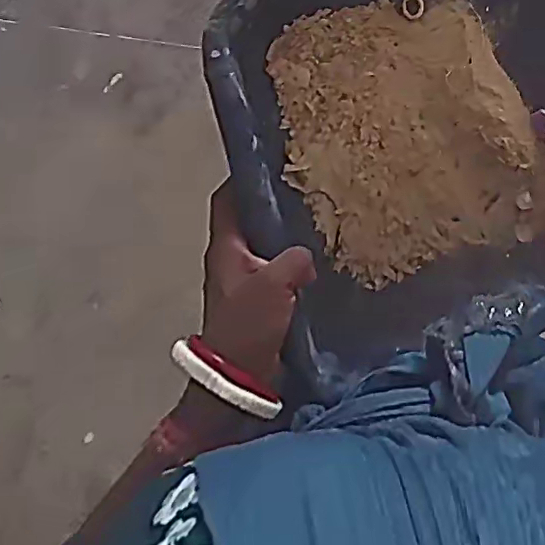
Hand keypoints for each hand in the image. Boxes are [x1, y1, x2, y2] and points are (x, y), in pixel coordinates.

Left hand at [201, 179, 315, 389]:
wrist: (241, 382)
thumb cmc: (248, 326)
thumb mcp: (272, 286)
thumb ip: (294, 260)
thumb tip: (305, 259)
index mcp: (225, 248)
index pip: (226, 201)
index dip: (241, 179)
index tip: (268, 163)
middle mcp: (232, 259)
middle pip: (250, 218)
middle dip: (273, 202)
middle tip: (305, 186)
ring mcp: (246, 280)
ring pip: (267, 242)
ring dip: (287, 232)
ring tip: (318, 216)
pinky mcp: (262, 299)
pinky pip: (279, 267)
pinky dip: (295, 258)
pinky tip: (320, 255)